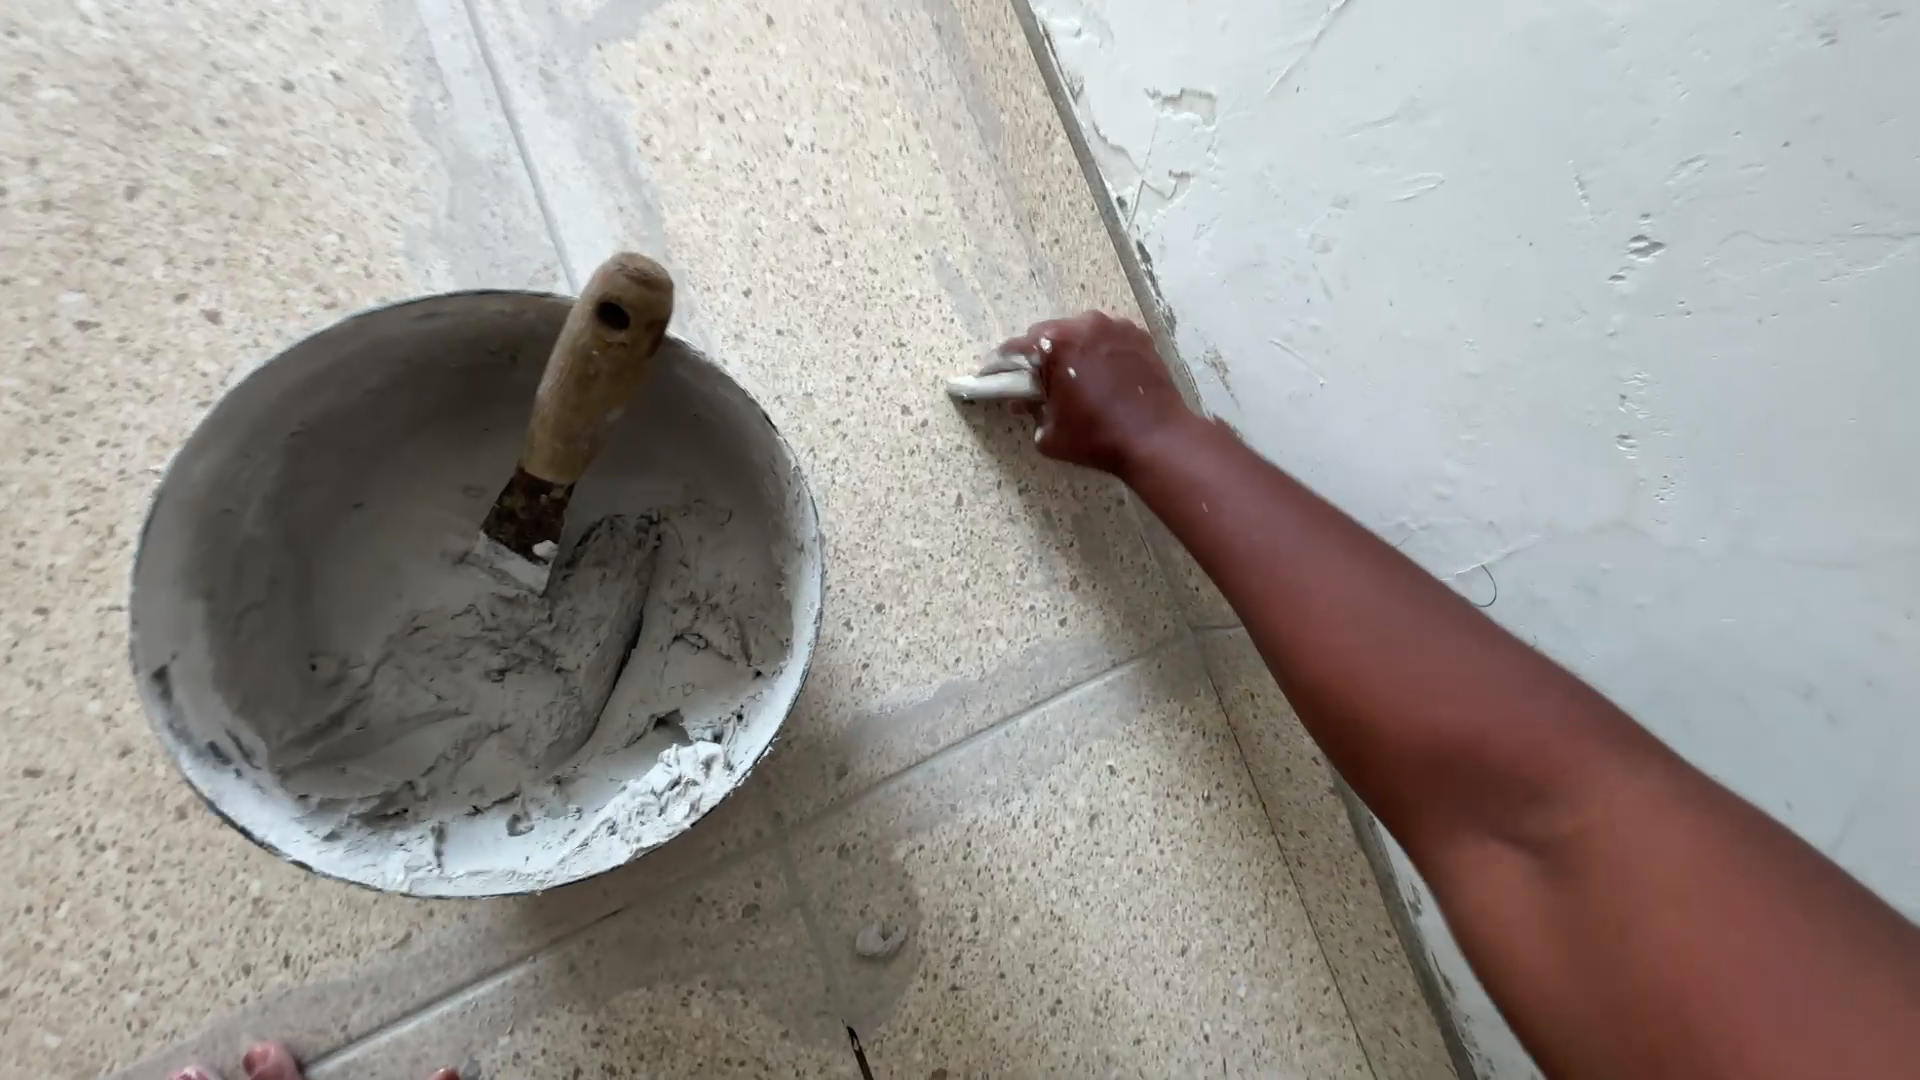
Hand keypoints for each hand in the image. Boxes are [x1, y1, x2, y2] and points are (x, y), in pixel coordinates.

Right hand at [1001, 311, 1193, 476]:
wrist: (1156, 438)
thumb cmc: (1097, 438)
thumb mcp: (1049, 435)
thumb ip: (1030, 413)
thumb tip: (1023, 404)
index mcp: (1055, 345)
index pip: (1014, 349)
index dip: (999, 364)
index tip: (990, 373)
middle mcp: (1083, 325)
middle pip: (1048, 334)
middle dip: (1037, 356)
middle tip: (1035, 381)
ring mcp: (1114, 327)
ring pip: (1079, 332)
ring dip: (1070, 351)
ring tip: (1072, 377)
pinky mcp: (1138, 336)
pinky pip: (1106, 338)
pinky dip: (1097, 352)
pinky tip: (1100, 375)